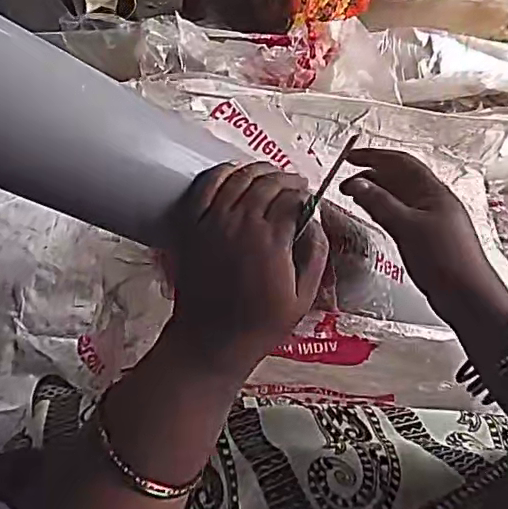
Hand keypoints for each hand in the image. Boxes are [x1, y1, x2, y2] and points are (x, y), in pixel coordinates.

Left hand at [164, 162, 327, 374]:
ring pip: (237, 178)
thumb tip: (315, 222)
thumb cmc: (260, 323)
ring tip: (270, 174)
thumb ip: (314, 254)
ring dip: (257, 170)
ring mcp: (213, 222)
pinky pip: (205, 188)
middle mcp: (241, 223)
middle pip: (266, 183)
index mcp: (271, 240)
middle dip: (286, 178)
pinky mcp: (192, 226)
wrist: (211, 338)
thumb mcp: (303, 296)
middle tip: (294, 183)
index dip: (304, 194)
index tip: (308, 197)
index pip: (291, 198)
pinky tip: (232, 171)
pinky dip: (220, 173)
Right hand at [339, 149, 507, 315]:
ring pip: (399, 195)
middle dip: (371, 173)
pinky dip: (382, 208)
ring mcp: (431, 219)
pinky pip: (400, 213)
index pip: (401, 162)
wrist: (469, 298)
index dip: (373, 156)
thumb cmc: (446, 261)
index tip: (350, 157)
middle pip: (399, 177)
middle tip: (346, 179)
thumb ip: (379, 203)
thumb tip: (356, 183)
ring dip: (375, 191)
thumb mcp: (407, 227)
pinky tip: (373, 213)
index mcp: (434, 192)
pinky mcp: (426, 237)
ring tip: (353, 194)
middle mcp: (434, 201)